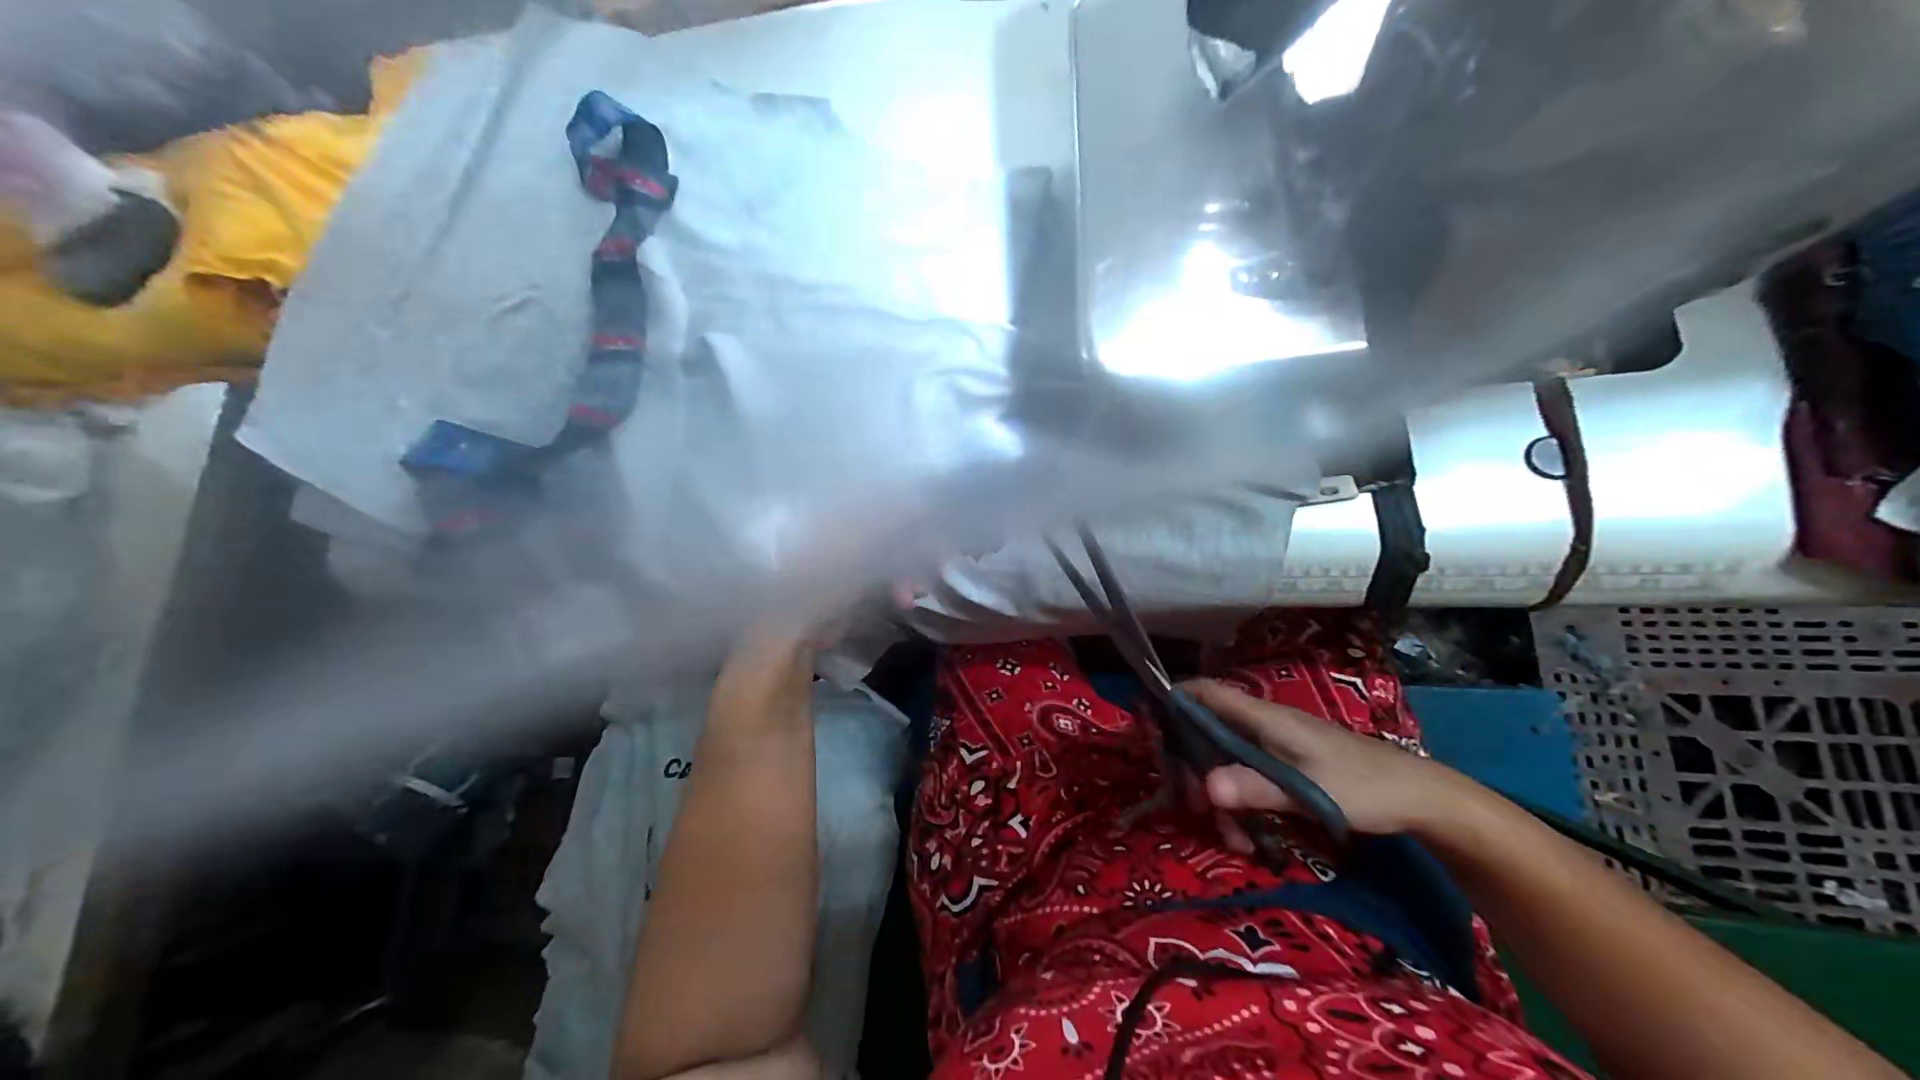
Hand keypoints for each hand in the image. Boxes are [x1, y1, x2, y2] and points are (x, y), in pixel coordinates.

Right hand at [1183, 679, 1481, 839]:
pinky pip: (1245, 778)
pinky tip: (1248, 837)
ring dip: (1217, 796)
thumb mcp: (1309, 792)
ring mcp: (1273, 747)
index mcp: (1265, 718)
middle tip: (1189, 803)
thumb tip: (1204, 787)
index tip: (1147, 722)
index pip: (1206, 693)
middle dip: (1190, 767)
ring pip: (1224, 761)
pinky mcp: (1284, 767)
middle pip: (1206, 733)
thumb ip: (1255, 788)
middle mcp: (1262, 726)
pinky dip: (1239, 804)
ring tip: (1228, 838)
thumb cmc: (1366, 787)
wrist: (1422, 798)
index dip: (1173, 698)